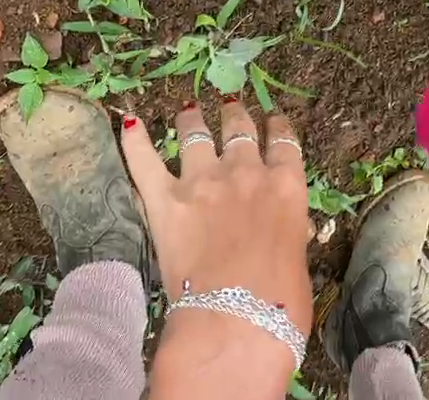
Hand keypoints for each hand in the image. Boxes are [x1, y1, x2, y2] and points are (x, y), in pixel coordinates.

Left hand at [123, 100, 310, 395]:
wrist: (233, 324)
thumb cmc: (279, 305)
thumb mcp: (298, 261)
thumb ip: (290, 232)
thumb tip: (289, 230)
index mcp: (285, 185)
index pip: (283, 140)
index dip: (276, 126)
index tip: (272, 118)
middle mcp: (245, 171)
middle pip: (240, 128)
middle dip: (235, 115)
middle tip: (230, 105)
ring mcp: (203, 181)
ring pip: (196, 133)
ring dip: (192, 119)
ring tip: (188, 108)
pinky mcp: (165, 200)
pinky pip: (145, 161)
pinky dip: (135, 140)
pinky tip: (129, 123)